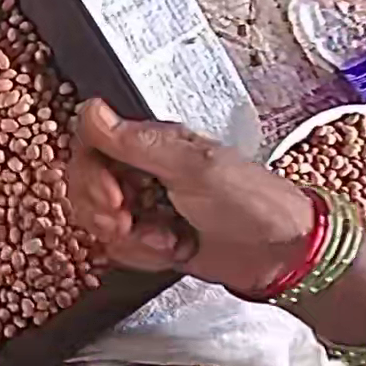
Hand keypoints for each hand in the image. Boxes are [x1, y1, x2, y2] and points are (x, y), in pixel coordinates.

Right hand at [68, 99, 314, 294]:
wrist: (279, 254)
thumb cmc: (249, 202)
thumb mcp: (193, 168)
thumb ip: (138, 142)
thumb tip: (91, 109)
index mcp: (151, 144)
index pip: (91, 146)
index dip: (90, 173)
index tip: (112, 196)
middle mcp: (142, 171)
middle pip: (86, 185)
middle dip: (103, 211)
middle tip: (129, 221)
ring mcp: (144, 206)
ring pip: (98, 220)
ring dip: (127, 238)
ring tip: (164, 239)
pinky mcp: (149, 238)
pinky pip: (119, 249)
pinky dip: (142, 256)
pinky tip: (172, 251)